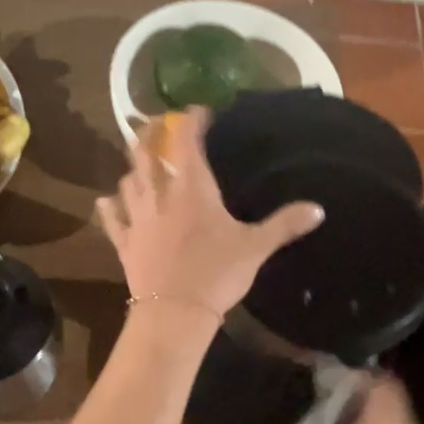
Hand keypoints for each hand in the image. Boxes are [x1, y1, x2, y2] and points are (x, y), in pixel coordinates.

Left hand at [96, 108, 323, 319]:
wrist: (174, 311)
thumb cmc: (217, 273)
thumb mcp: (256, 247)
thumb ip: (284, 224)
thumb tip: (318, 209)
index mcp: (192, 188)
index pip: (186, 140)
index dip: (190, 121)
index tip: (198, 112)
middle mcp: (160, 194)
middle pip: (146, 153)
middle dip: (150, 134)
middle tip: (155, 124)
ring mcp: (137, 218)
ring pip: (128, 182)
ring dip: (133, 168)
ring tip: (140, 164)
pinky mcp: (124, 242)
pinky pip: (112, 219)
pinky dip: (109, 208)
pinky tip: (105, 202)